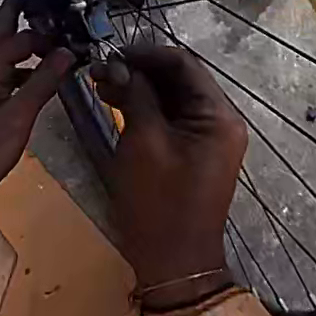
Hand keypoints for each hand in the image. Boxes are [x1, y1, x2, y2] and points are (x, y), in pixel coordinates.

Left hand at [0, 0, 76, 201]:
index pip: (19, 37)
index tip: (68, 19)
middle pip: (5, 32)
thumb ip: (43, 82)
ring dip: (29, 42)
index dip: (44, 30)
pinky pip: (10, 72)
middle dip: (21, 12)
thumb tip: (67, 52)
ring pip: (8, 53)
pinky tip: (46, 73)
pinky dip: (28, 67)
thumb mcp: (18, 116)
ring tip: (56, 33)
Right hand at [93, 45, 246, 307]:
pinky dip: (140, 105)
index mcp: (218, 116)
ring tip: (97, 81)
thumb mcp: (144, 141)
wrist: (172, 261)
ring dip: (135, 85)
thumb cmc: (159, 201)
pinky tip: (111, 99)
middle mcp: (217, 121)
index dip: (145, 53)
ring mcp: (204, 136)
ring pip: (168, 95)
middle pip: (176, 78)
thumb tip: (117, 63)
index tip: (109, 53)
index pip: (184, 64)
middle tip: (97, 67)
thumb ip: (135, 94)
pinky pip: (166, 115)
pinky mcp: (188, 149)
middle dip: (137, 69)